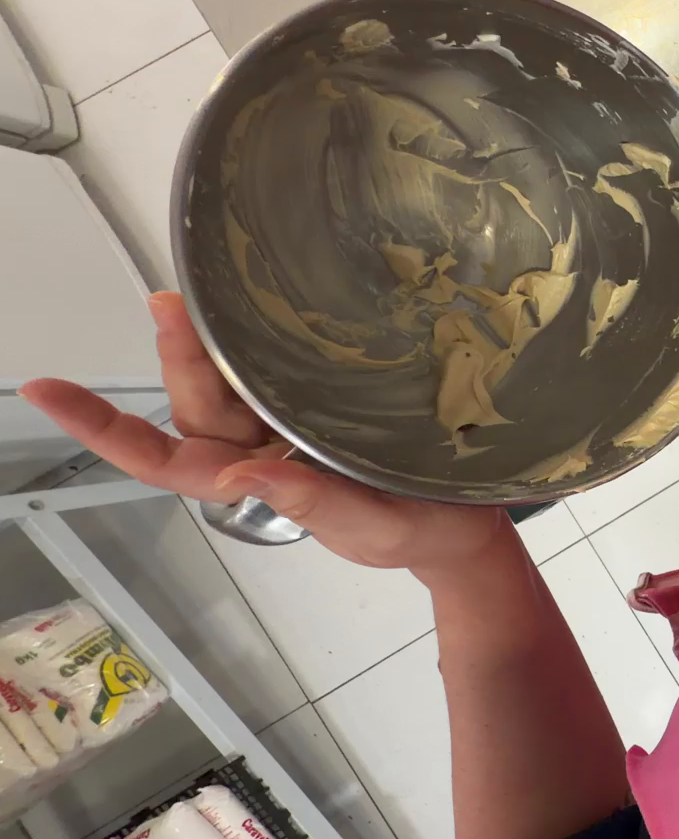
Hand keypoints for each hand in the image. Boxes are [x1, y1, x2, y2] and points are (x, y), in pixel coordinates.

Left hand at [21, 292, 511, 580]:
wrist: (467, 524)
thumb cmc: (422, 533)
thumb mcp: (371, 527)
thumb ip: (314, 504)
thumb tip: (240, 474)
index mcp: (265, 485)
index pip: (169, 461)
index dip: (108, 429)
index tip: (51, 392)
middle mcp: (273, 453)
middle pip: (203, 408)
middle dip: (178, 359)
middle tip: (169, 306)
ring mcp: (305, 431)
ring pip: (241, 388)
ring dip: (213, 349)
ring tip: (200, 305)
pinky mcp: (342, 411)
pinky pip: (291, 380)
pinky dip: (269, 351)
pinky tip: (270, 323)